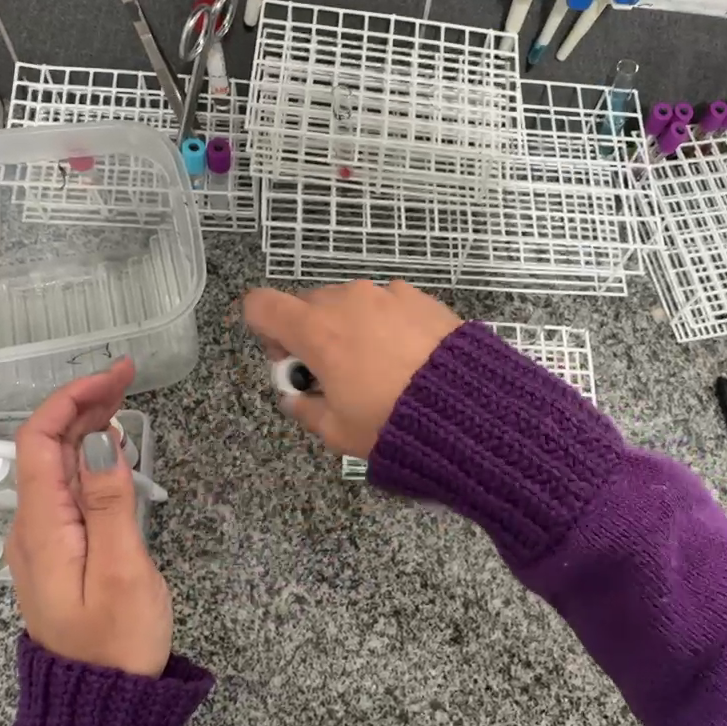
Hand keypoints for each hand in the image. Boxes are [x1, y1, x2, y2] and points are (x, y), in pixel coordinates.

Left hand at [8, 359, 170, 677]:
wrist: (102, 703)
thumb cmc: (117, 641)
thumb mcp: (122, 571)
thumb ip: (109, 505)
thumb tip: (100, 442)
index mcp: (43, 525)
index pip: (39, 440)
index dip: (72, 399)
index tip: (116, 375)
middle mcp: (35, 526)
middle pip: (45, 447)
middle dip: (82, 403)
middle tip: (128, 377)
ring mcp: (47, 541)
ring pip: (56, 467)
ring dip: (85, 426)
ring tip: (123, 400)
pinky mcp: (63, 553)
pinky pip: (68, 491)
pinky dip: (88, 458)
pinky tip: (111, 450)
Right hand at [242, 280, 463, 457]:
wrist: (466, 406)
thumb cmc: (391, 421)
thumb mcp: (337, 432)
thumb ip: (304, 410)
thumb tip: (295, 397)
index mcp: (315, 330)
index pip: (260, 305)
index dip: (265, 332)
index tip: (291, 362)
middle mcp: (346, 300)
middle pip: (308, 305)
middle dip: (312, 335)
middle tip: (337, 375)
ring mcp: (385, 293)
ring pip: (350, 303)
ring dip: (352, 328)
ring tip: (380, 369)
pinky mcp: (419, 296)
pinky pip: (387, 304)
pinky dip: (387, 324)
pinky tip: (409, 358)